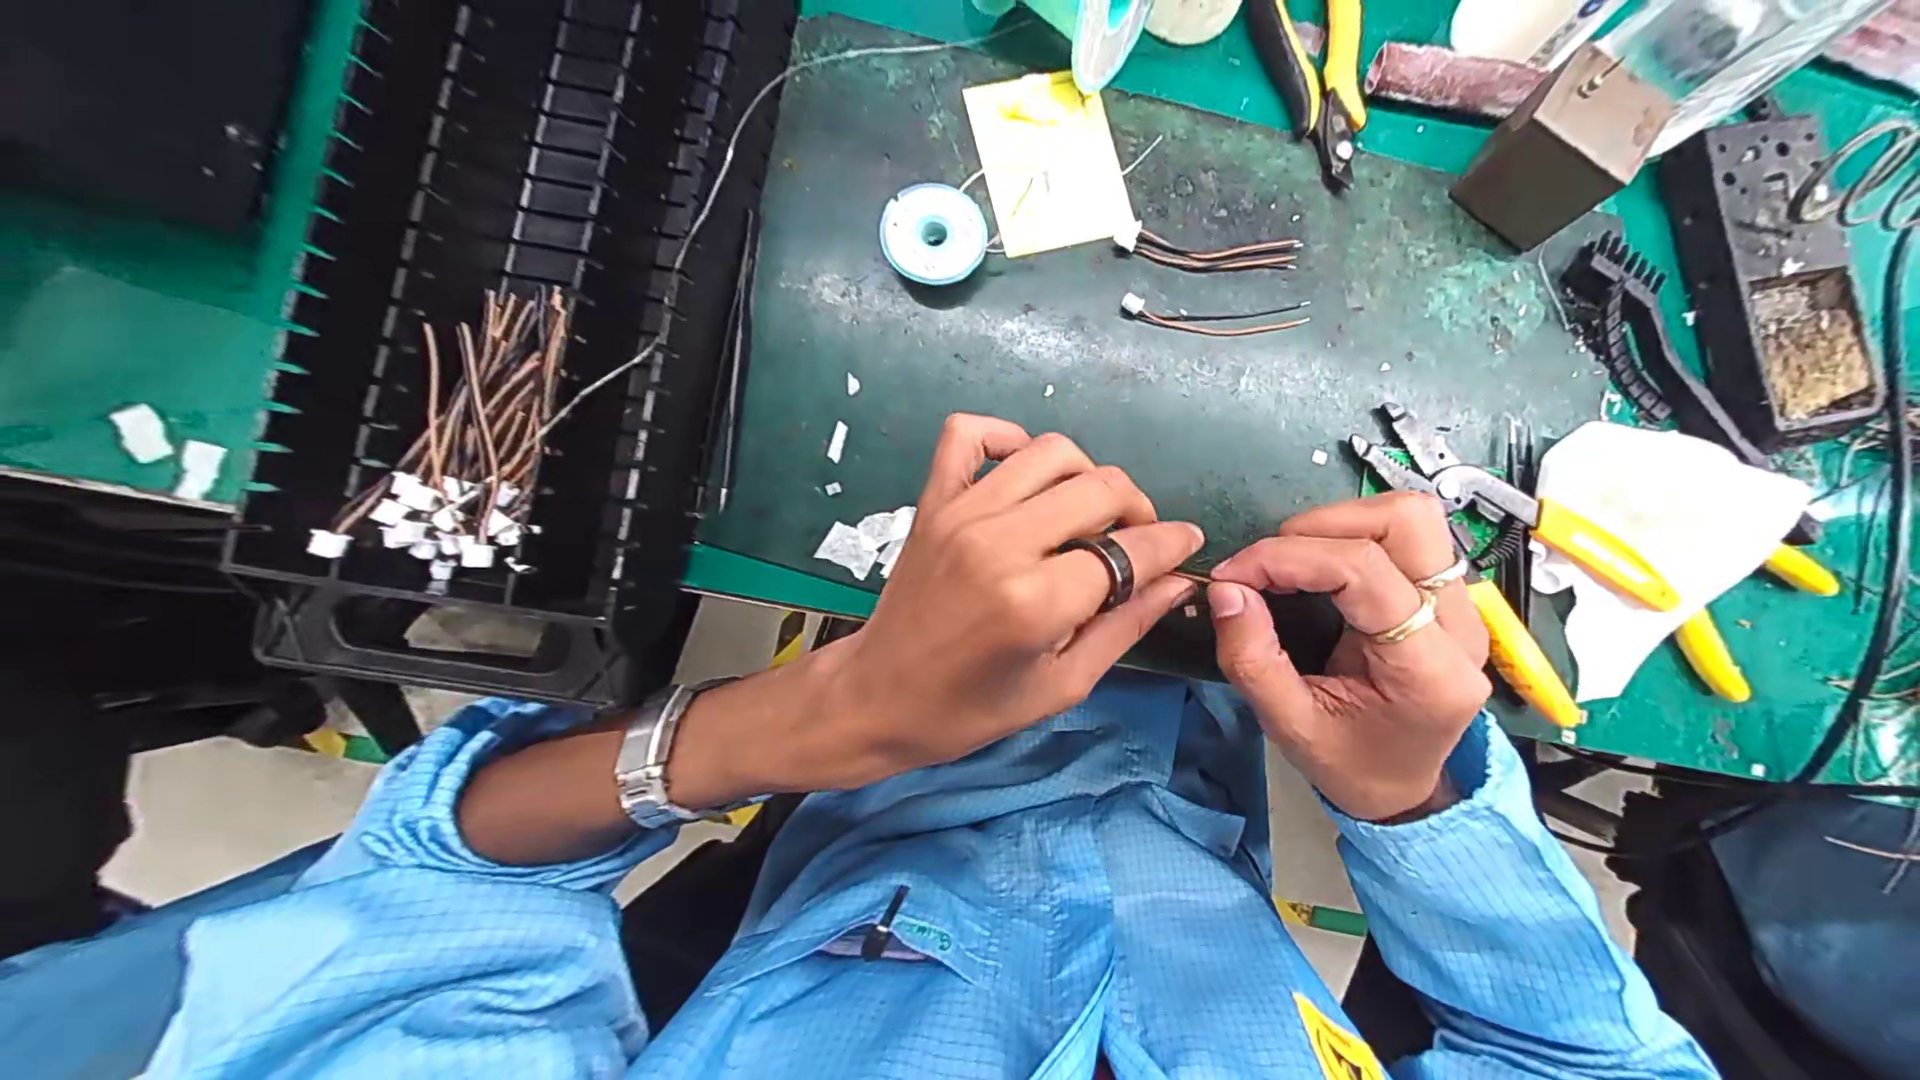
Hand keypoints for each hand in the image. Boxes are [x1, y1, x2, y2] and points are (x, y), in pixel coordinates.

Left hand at [672, 414, 1204, 802]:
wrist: (878, 696)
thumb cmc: (970, 709)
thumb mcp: (1061, 685)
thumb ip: (1126, 627)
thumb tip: (1180, 581)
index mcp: (1037, 600)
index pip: (1130, 550)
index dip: (1171, 545)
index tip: (1186, 544)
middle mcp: (1001, 541)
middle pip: (1100, 487)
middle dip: (1137, 509)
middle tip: (1135, 540)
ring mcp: (961, 513)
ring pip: (1050, 452)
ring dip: (1086, 475)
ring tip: (1086, 512)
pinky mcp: (932, 502)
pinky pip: (968, 434)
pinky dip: (1005, 437)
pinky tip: (1024, 473)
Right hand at [1206, 492, 1491, 821]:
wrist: (1403, 789)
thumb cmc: (1348, 763)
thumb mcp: (1286, 723)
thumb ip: (1251, 656)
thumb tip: (1226, 590)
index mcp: (1427, 668)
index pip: (1364, 571)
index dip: (1286, 558)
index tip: (1232, 575)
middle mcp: (1459, 625)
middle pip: (1406, 522)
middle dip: (1322, 526)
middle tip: (1270, 562)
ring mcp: (1460, 607)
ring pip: (1408, 518)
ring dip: (1336, 525)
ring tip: (1289, 562)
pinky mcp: (1443, 597)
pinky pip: (1401, 538)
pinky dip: (1346, 537)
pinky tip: (1312, 568)